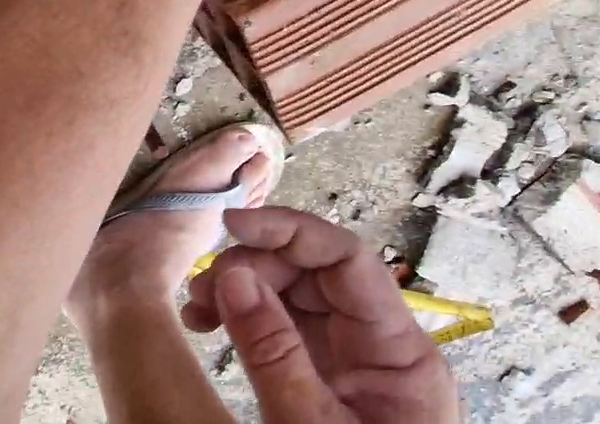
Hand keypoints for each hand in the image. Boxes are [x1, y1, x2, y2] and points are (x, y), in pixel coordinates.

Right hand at [182, 207, 456, 423]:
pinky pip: (282, 322)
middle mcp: (380, 345)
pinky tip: (210, 326)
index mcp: (402, 354)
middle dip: (252, 267)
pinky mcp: (326, 375)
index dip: (289, 230)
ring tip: (197, 310)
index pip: (347, 260)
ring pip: (292, 291)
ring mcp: (352, 359)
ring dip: (240, 288)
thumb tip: (230, 274)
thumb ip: (273, 353)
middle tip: (202, 290)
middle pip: (313, 271)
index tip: (230, 225)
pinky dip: (243, 315)